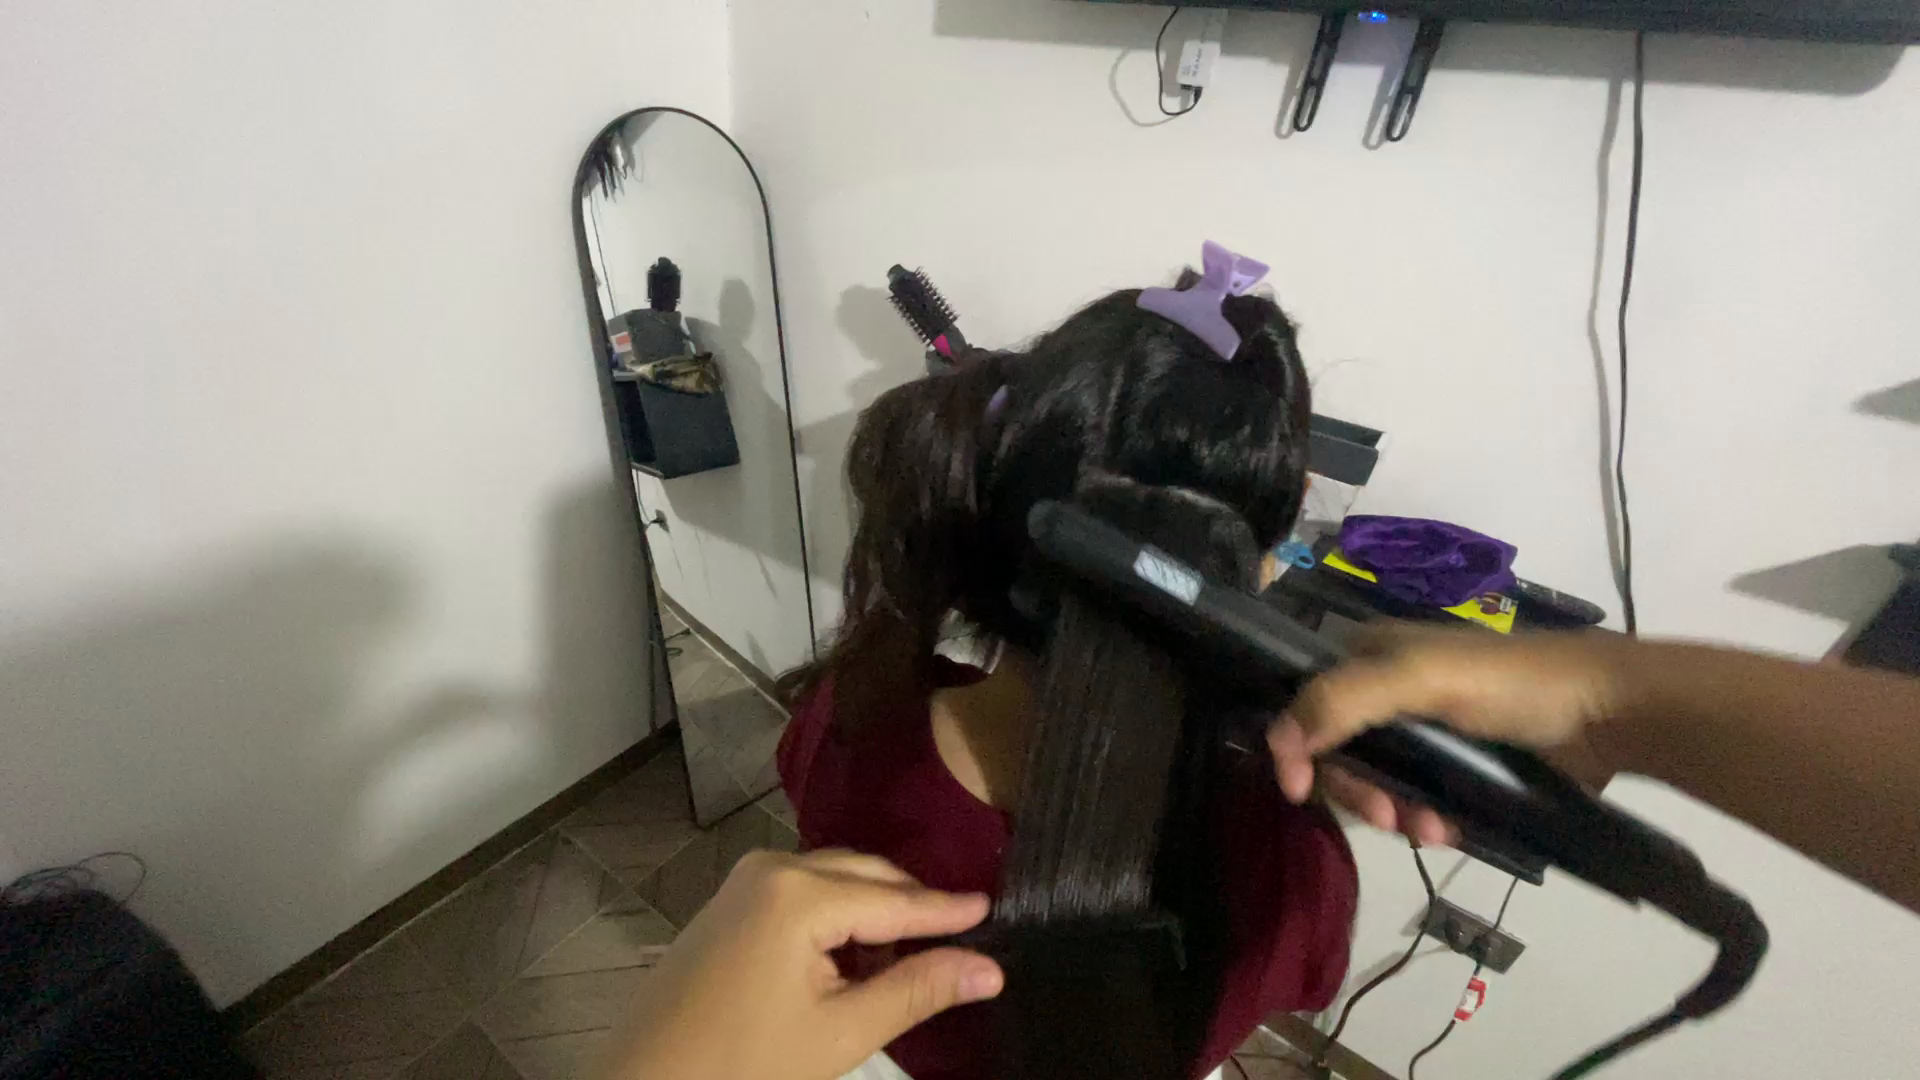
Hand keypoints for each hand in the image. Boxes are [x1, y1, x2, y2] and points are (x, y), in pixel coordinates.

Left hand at [600, 849, 1003, 1079]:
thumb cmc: (742, 1067)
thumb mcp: (838, 1033)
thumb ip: (917, 990)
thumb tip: (988, 968)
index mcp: (799, 893)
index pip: (893, 900)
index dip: (945, 908)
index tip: (992, 905)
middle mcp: (775, 864)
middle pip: (865, 874)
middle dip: (910, 904)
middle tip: (958, 934)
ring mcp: (749, 875)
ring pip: (837, 876)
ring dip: (874, 908)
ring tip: (905, 954)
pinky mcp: (735, 894)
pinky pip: (806, 886)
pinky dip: (838, 910)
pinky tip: (851, 951)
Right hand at [1269, 626, 1626, 839]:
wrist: (1612, 712)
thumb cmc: (1508, 683)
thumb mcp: (1416, 680)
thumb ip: (1340, 702)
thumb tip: (1272, 739)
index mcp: (1363, 655)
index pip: (1303, 702)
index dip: (1295, 744)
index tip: (1296, 789)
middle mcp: (1380, 689)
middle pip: (1336, 747)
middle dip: (1356, 787)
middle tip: (1385, 818)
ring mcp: (1416, 729)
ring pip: (1374, 777)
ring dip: (1391, 808)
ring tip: (1427, 830)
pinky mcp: (1451, 764)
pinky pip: (1412, 795)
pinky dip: (1421, 816)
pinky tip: (1445, 830)